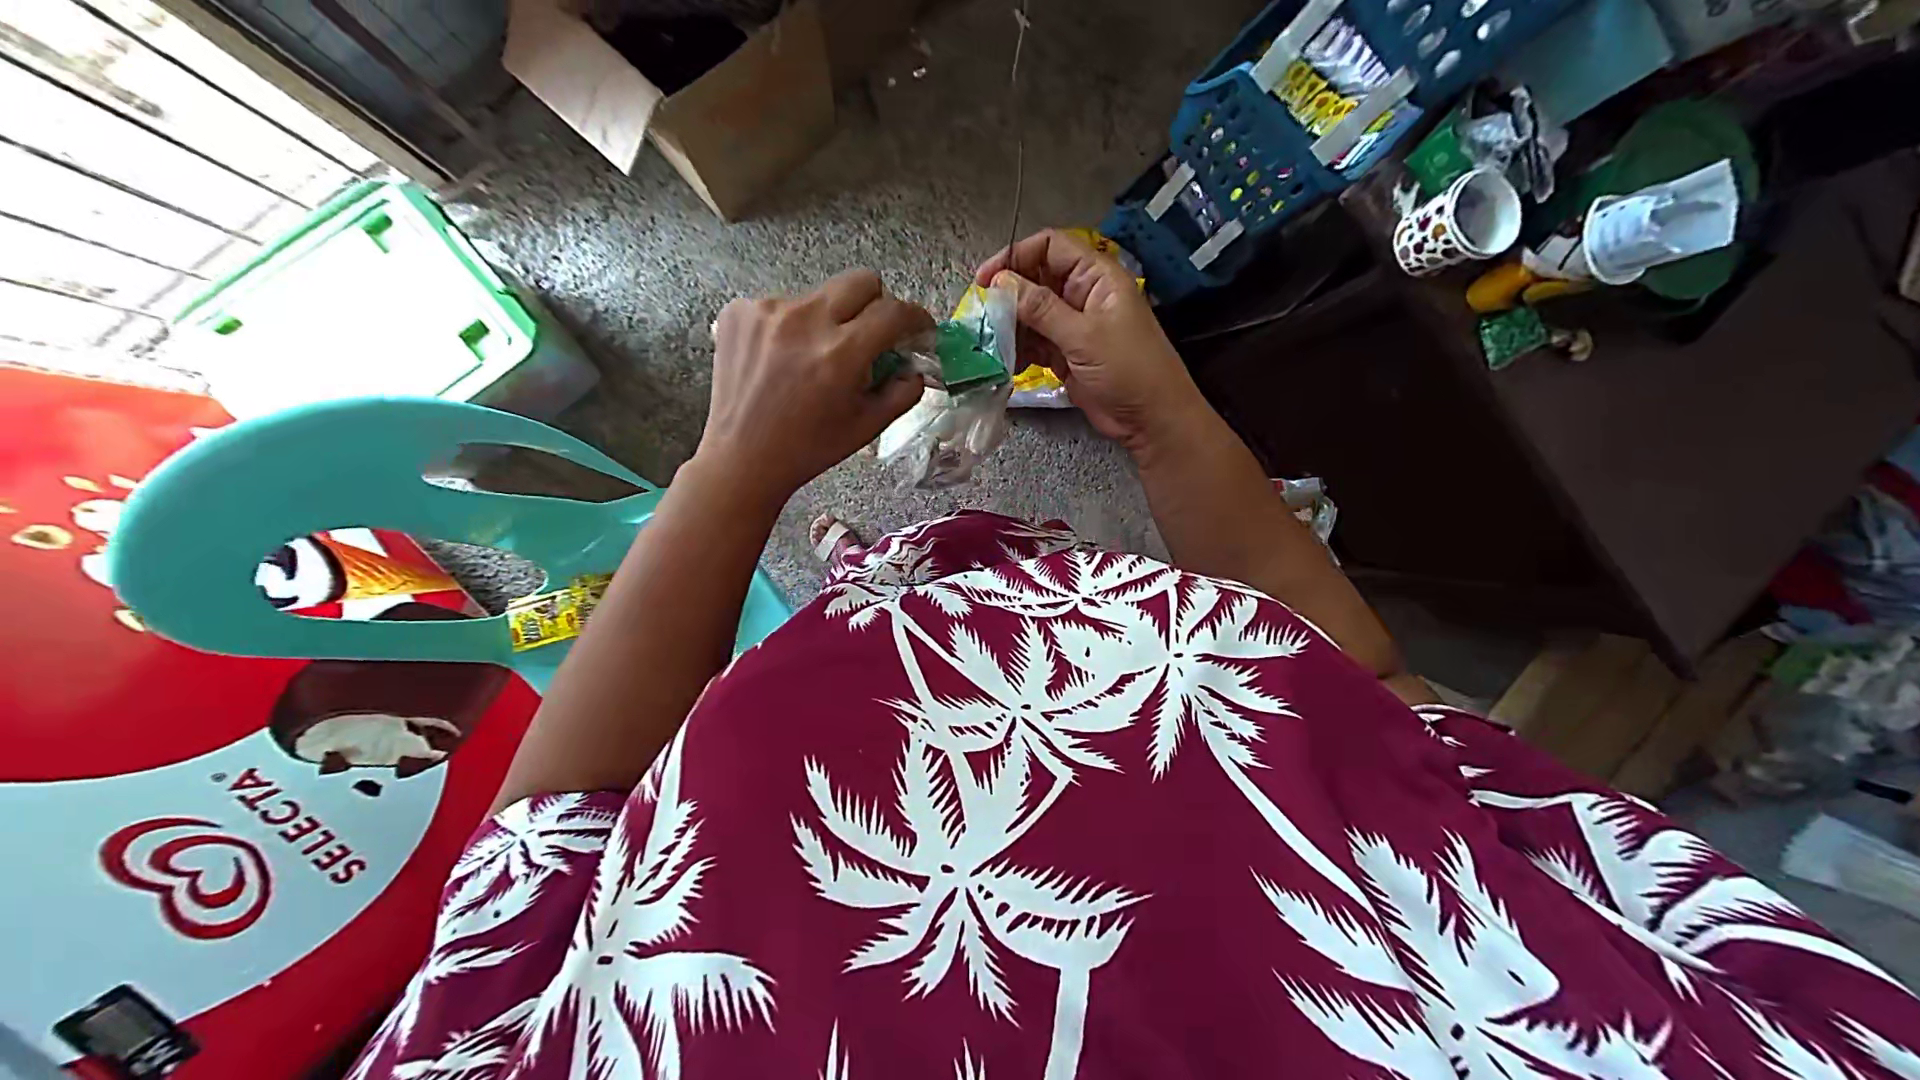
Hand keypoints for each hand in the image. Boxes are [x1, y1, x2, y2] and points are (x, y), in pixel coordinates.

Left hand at [697, 270, 932, 502]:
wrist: (743, 457)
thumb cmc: (808, 447)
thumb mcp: (868, 426)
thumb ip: (904, 391)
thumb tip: (915, 366)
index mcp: (841, 353)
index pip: (895, 312)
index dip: (916, 319)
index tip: (918, 329)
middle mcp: (805, 321)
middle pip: (861, 281)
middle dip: (877, 305)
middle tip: (871, 335)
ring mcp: (768, 311)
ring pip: (820, 295)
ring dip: (829, 319)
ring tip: (814, 358)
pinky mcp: (740, 311)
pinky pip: (783, 304)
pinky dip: (792, 326)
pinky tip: (782, 359)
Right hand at [976, 230, 1209, 455]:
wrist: (1151, 418)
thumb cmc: (1129, 370)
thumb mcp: (1084, 336)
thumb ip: (1041, 309)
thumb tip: (1002, 282)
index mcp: (1096, 277)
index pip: (1050, 247)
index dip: (1016, 256)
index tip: (986, 279)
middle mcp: (1082, 295)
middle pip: (1036, 280)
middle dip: (1008, 295)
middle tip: (982, 315)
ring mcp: (1073, 325)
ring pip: (1031, 314)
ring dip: (1009, 326)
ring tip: (988, 342)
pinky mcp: (1066, 353)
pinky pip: (1034, 343)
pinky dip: (1018, 350)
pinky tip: (1003, 363)